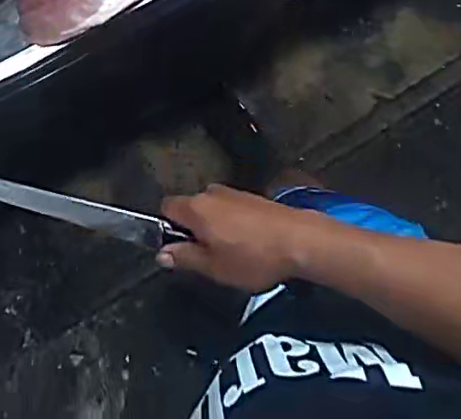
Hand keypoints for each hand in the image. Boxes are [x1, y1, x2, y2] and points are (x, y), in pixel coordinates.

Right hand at [156, 185, 335, 290]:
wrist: (297, 239)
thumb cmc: (252, 256)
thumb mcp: (213, 267)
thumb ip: (185, 257)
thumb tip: (162, 253)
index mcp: (198, 207)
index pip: (167, 206)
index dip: (165, 227)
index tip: (175, 249)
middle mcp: (213, 193)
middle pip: (189, 207)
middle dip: (190, 230)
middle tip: (202, 258)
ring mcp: (234, 192)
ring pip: (210, 209)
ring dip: (211, 227)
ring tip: (226, 254)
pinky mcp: (251, 197)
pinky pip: (228, 208)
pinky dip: (229, 223)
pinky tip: (244, 244)